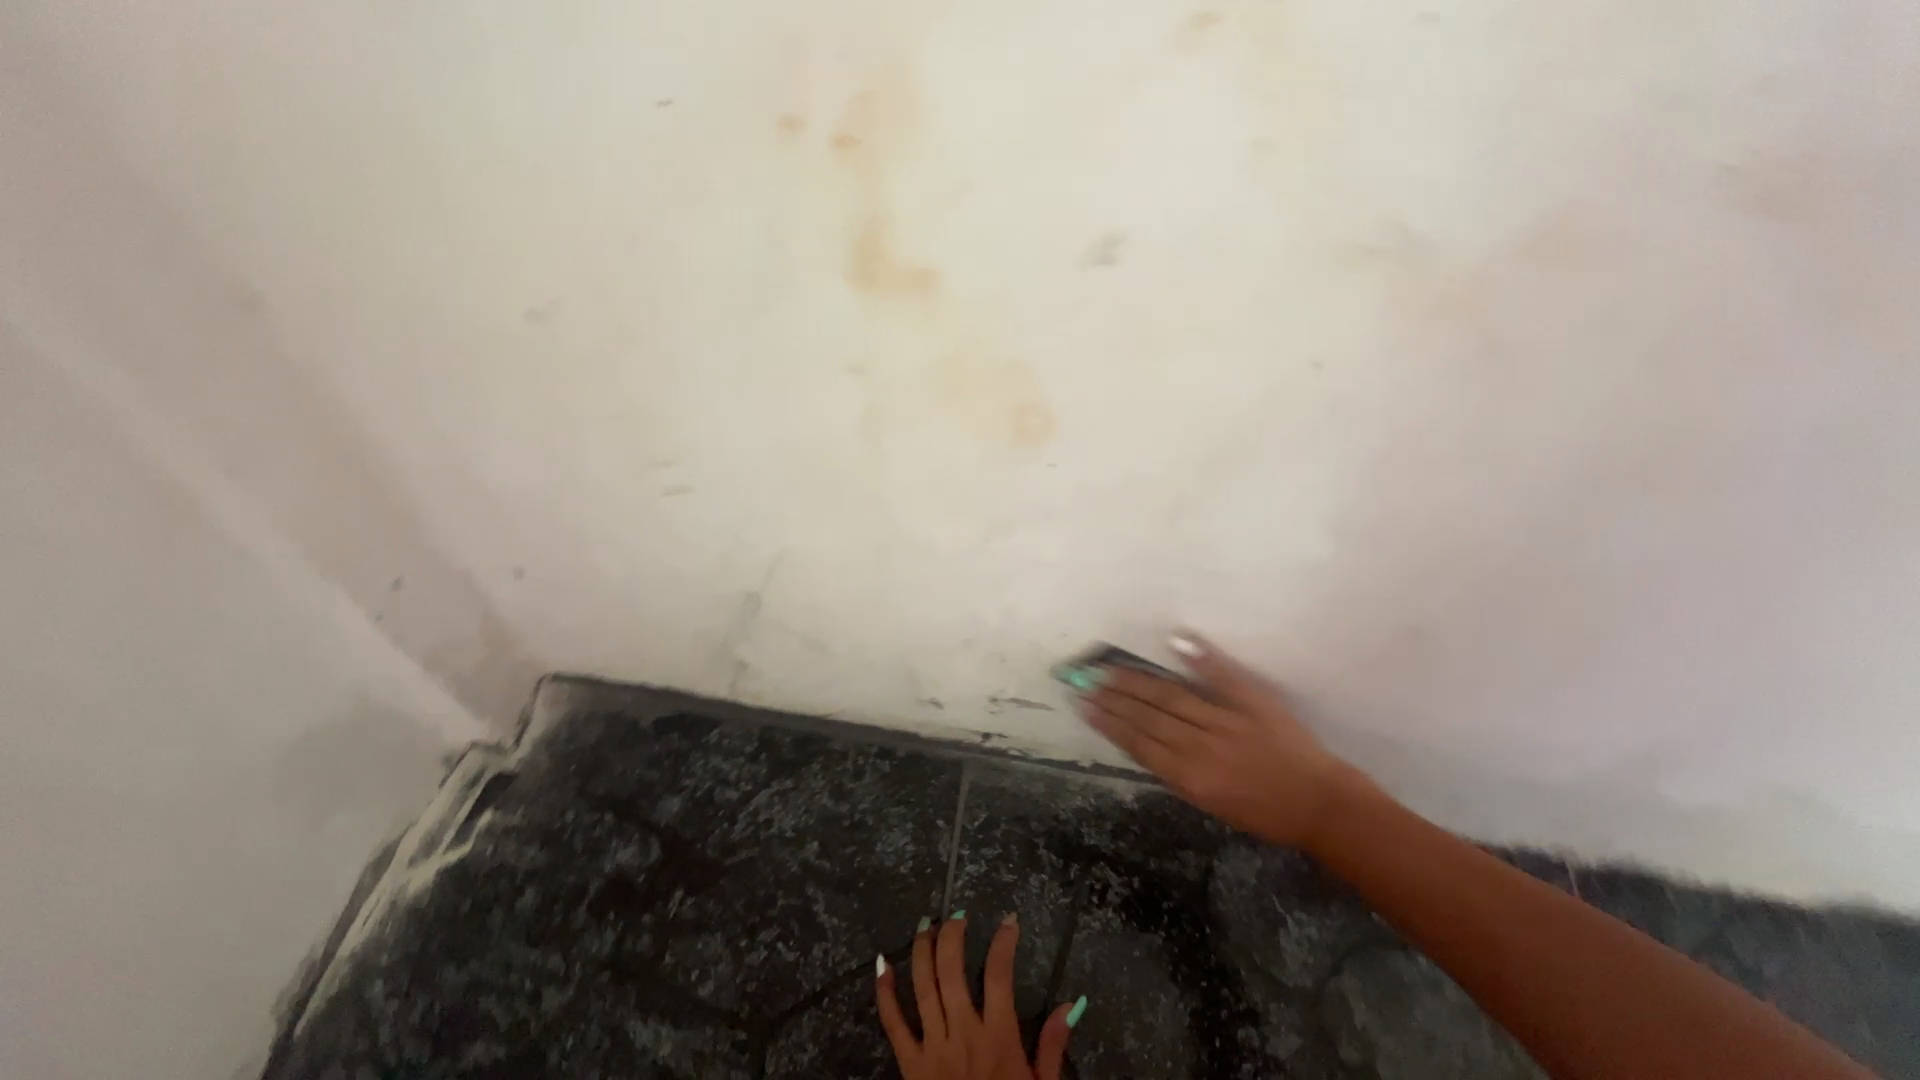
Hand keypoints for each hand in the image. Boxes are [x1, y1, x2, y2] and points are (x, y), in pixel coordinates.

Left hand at [875, 913, 1078, 1079]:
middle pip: (952, 972)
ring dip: (922, 951)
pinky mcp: (909, 1064)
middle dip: (953, 936)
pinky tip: (882, 963)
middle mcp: (963, 1035)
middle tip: (957, 916)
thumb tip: (1073, 1004)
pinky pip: (893, 1023)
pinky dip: (884, 991)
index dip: (1004, 942)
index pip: (999, 976)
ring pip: (922, 987)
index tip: (1009, 921)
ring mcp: (932, 1047)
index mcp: (998, 1039)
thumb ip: (1053, 1045)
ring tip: (926, 925)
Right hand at [1075, 632, 1356, 847]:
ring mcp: (1227, 721)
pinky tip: (1175, 642)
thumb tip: (1145, 745)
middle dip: (1115, 697)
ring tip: (1111, 670)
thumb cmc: (1264, 813)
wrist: (1320, 805)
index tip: (1085, 705)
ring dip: (1138, 681)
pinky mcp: (1253, 703)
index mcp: (1189, 776)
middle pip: (1148, 715)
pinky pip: (1222, 676)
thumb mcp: (1211, 804)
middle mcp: (1201, 746)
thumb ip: (1177, 774)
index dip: (1109, 722)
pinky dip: (1199, 657)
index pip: (1138, 742)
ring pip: (1172, 696)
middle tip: (1088, 680)